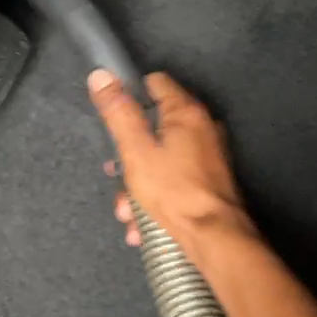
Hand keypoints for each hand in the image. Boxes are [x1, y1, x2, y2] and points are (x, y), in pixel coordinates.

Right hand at [88, 69, 256, 265]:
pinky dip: (157, 196)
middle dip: (129, 153)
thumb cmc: (174, 191)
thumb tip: (100, 75)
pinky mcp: (209, 181)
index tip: (114, 118)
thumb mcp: (136, 150)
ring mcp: (209, 155)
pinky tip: (142, 223)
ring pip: (161, 157)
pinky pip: (175, 178)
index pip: (154, 82)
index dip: (130, 95)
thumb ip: (118, 112)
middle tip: (116, 174)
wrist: (216, 240)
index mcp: (186, 112)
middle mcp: (203, 127)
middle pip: (154, 125)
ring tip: (128, 212)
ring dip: (139, 183)